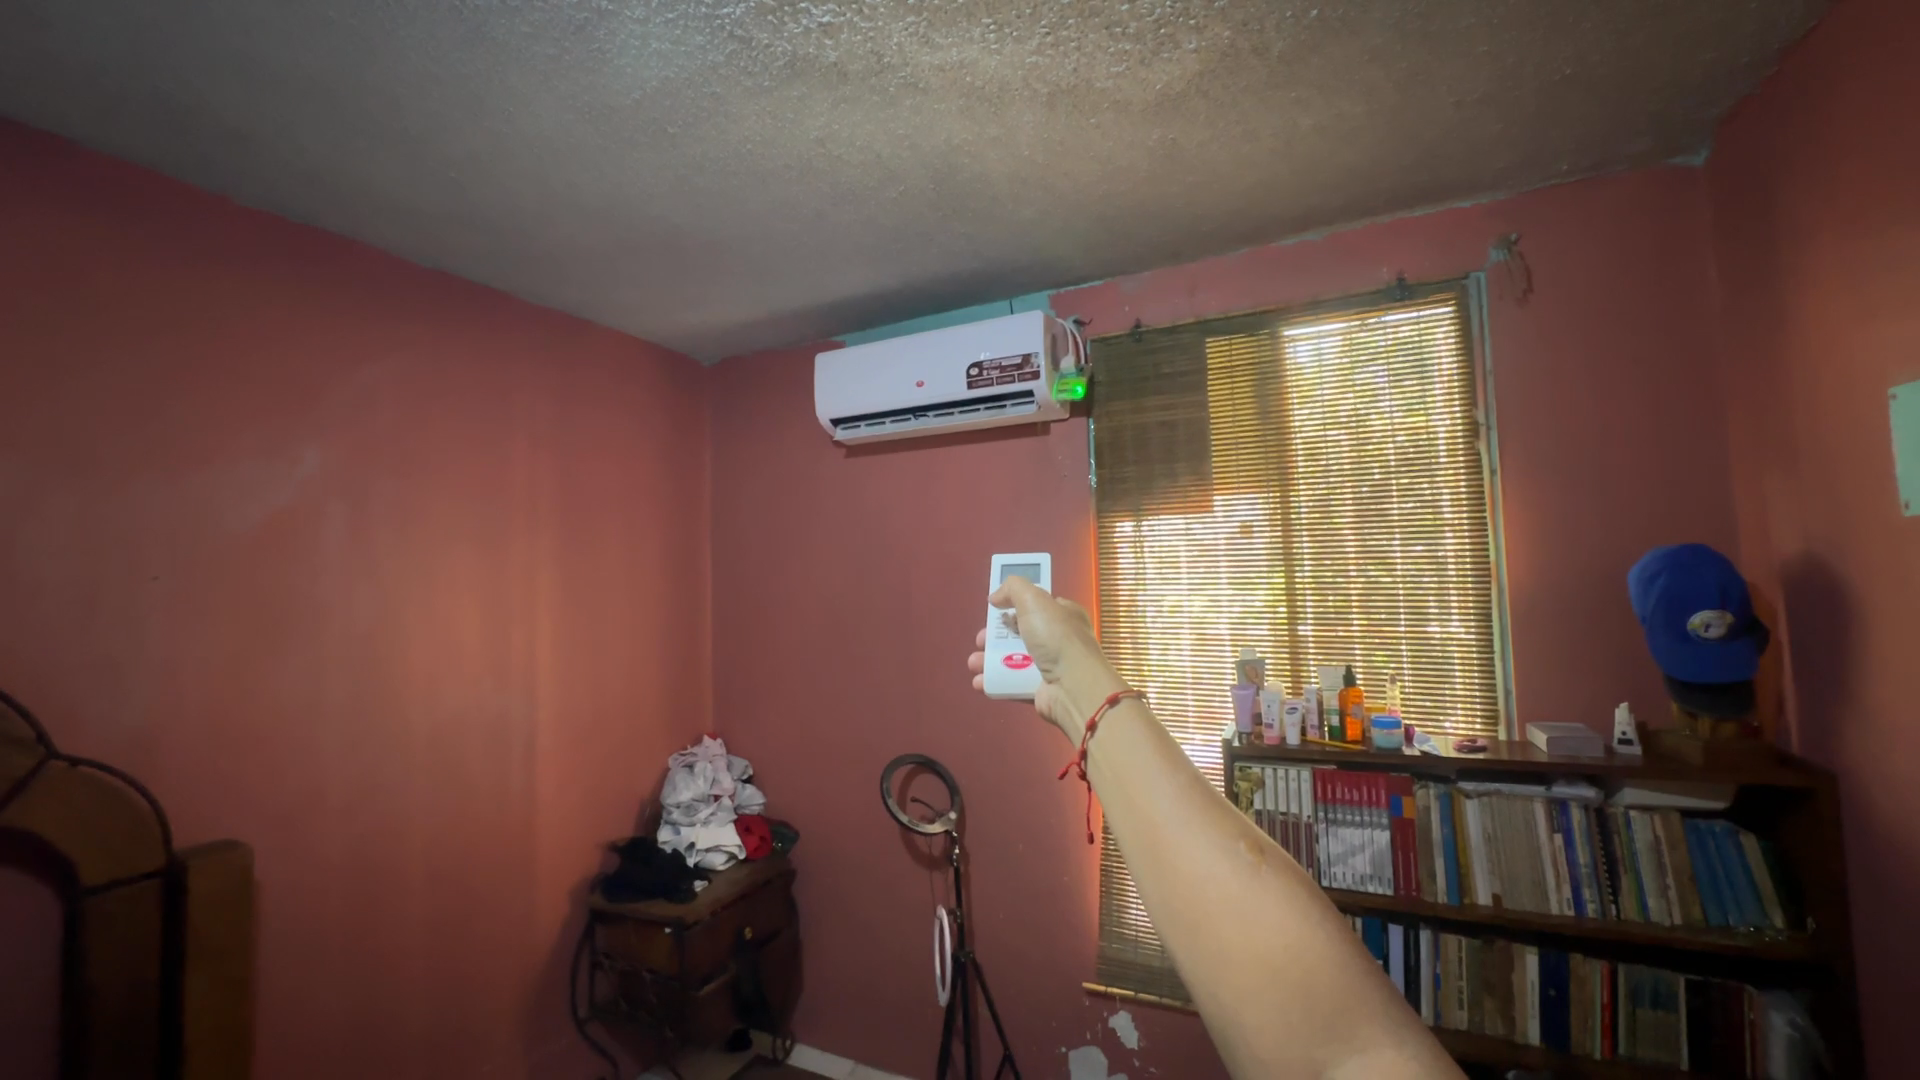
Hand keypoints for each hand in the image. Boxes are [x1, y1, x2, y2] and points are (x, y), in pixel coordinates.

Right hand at [968, 576, 1125, 738]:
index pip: (1037, 607)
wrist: (1072, 685)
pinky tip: (980, 681)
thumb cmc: (1056, 637)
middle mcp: (1058, 640)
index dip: (1015, 607)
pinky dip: (993, 682)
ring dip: (988, 660)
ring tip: (974, 663)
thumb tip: (995, 597)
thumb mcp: (1034, 599)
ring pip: (1012, 660)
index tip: (996, 610)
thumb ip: (1012, 588)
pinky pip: (1011, 683)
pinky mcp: (1038, 690)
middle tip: (981, 640)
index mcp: (1063, 616)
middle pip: (1019, 634)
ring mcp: (1049, 668)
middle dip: (995, 636)